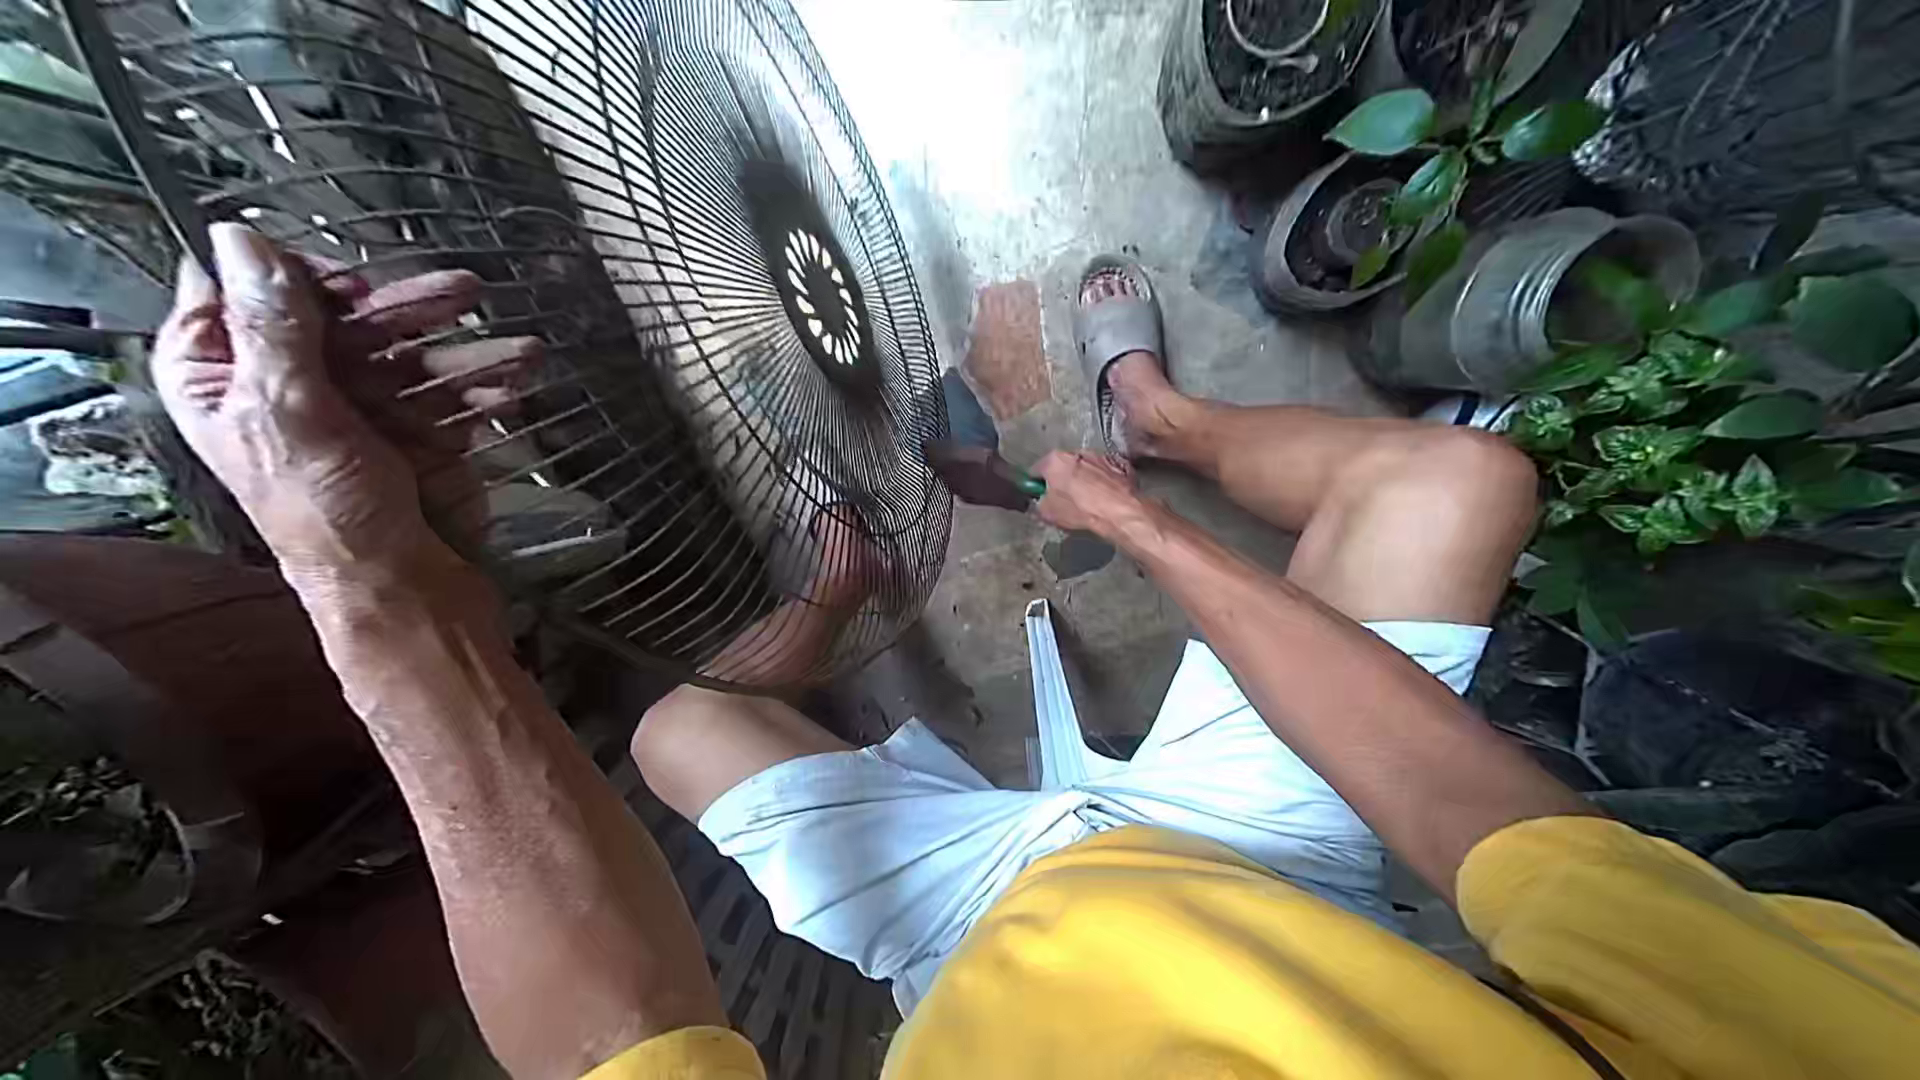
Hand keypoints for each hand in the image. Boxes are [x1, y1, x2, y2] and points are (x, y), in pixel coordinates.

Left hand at [152, 224, 535, 591]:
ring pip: (413, 359)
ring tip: (521, 350)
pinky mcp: (422, 433)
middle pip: (350, 323)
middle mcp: (298, 386)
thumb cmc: (329, 512)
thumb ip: (276, 330)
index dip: (299, 278)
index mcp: (229, 376)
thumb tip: (242, 239)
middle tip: (463, 291)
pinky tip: (514, 388)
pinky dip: (487, 392)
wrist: (403, 581)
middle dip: (410, 310)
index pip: (248, 297)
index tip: (355, 280)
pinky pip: (454, 399)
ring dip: (469, 352)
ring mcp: (368, 410)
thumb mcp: (292, 415)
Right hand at [1032, 450, 1148, 536]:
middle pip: (1062, 465)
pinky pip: (1103, 471)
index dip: (1036, 484)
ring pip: (1084, 466)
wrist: (1119, 510)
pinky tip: (1104, 496)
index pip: (1036, 470)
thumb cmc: (1081, 510)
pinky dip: (1101, 480)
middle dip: (1061, 479)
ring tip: (1087, 499)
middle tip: (1064, 499)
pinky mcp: (1119, 463)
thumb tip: (1043, 501)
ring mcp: (1099, 455)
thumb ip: (1040, 502)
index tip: (1040, 494)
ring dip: (1083, 478)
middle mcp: (1076, 451)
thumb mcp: (1049, 513)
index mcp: (1054, 460)